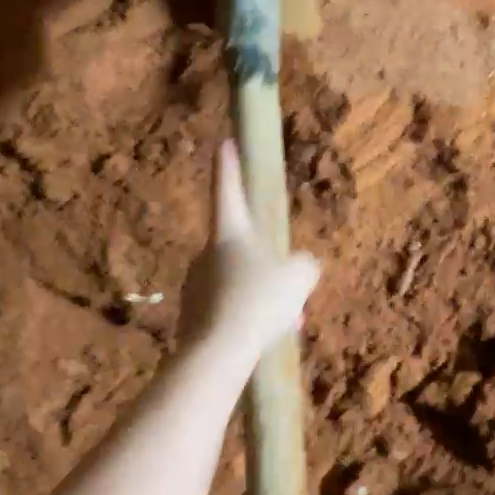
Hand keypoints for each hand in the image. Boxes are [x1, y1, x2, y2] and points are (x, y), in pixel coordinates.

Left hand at [179, 141, 320, 353]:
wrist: (218, 352)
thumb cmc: (259, 301)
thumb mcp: (299, 276)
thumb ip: (303, 264)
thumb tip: (300, 266)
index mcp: (229, 233)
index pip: (227, 190)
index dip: (228, 166)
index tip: (223, 143)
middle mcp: (205, 254)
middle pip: (239, 248)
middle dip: (265, 264)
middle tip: (290, 288)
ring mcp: (195, 286)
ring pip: (236, 284)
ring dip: (259, 298)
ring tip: (286, 323)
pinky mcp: (191, 318)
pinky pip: (226, 311)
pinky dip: (246, 320)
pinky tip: (264, 340)